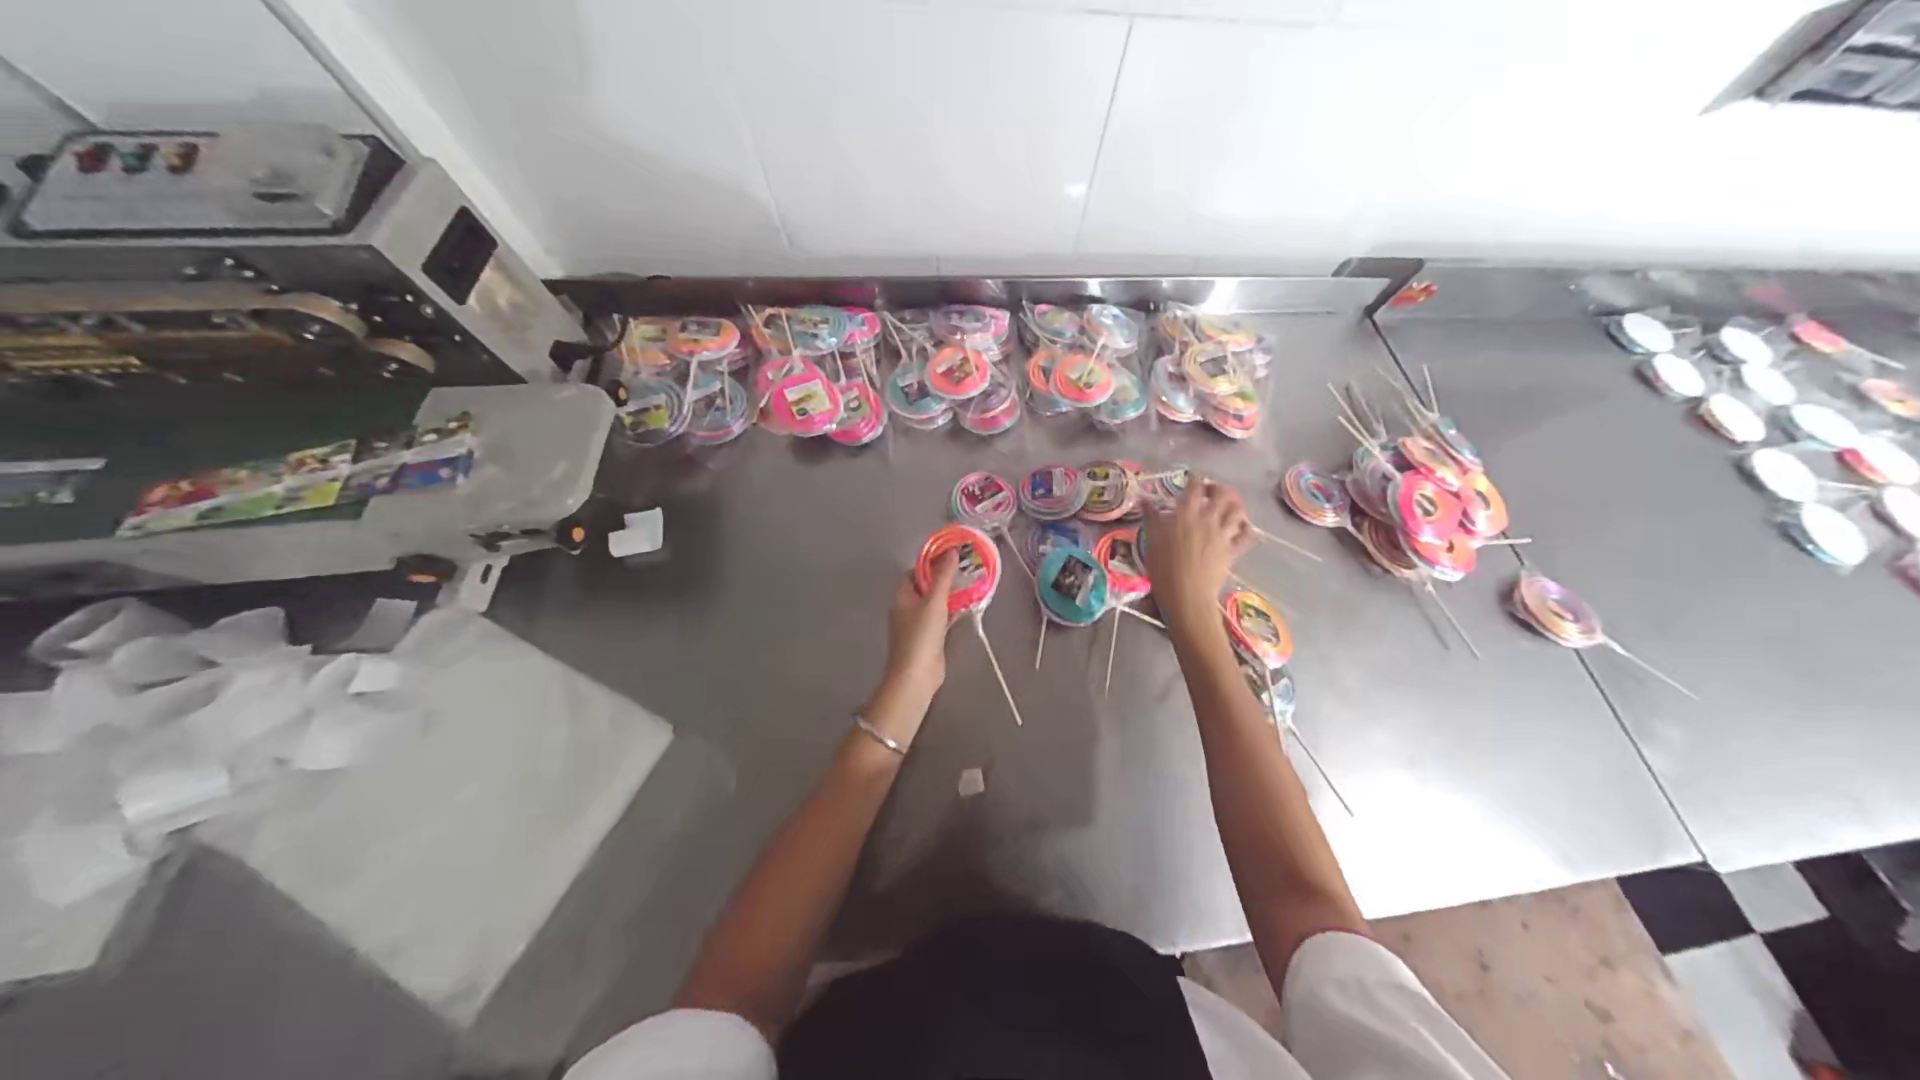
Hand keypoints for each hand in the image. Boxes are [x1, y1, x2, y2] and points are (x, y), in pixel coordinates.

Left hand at [878, 552, 958, 706]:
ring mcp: (918, 624)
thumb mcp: (934, 601)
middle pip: (925, 587)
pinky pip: (941, 618)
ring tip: (970, 583)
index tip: (950, 556)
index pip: (914, 572)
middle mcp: (907, 608)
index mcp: (902, 596)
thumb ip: (943, 576)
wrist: (917, 674)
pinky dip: (952, 611)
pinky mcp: (930, 637)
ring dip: (949, 595)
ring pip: (935, 603)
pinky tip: (968, 606)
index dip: (930, 563)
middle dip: (943, 578)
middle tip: (964, 568)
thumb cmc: (921, 634)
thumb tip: (951, 551)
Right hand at [1143, 479, 1253, 627]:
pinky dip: (1246, 529)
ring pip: (1237, 511)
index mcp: (1187, 514)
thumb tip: (1145, 501)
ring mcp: (1223, 534)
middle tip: (1210, 493)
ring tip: (1227, 507)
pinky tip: (1242, 528)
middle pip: (1222, 494)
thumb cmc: (1163, 567)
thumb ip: (1151, 518)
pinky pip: (1247, 536)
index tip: (1192, 481)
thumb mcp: (1151, 540)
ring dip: (1234, 505)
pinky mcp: (1233, 550)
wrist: (1186, 593)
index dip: (1195, 481)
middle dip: (1218, 489)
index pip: (1195, 487)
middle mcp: (1208, 519)